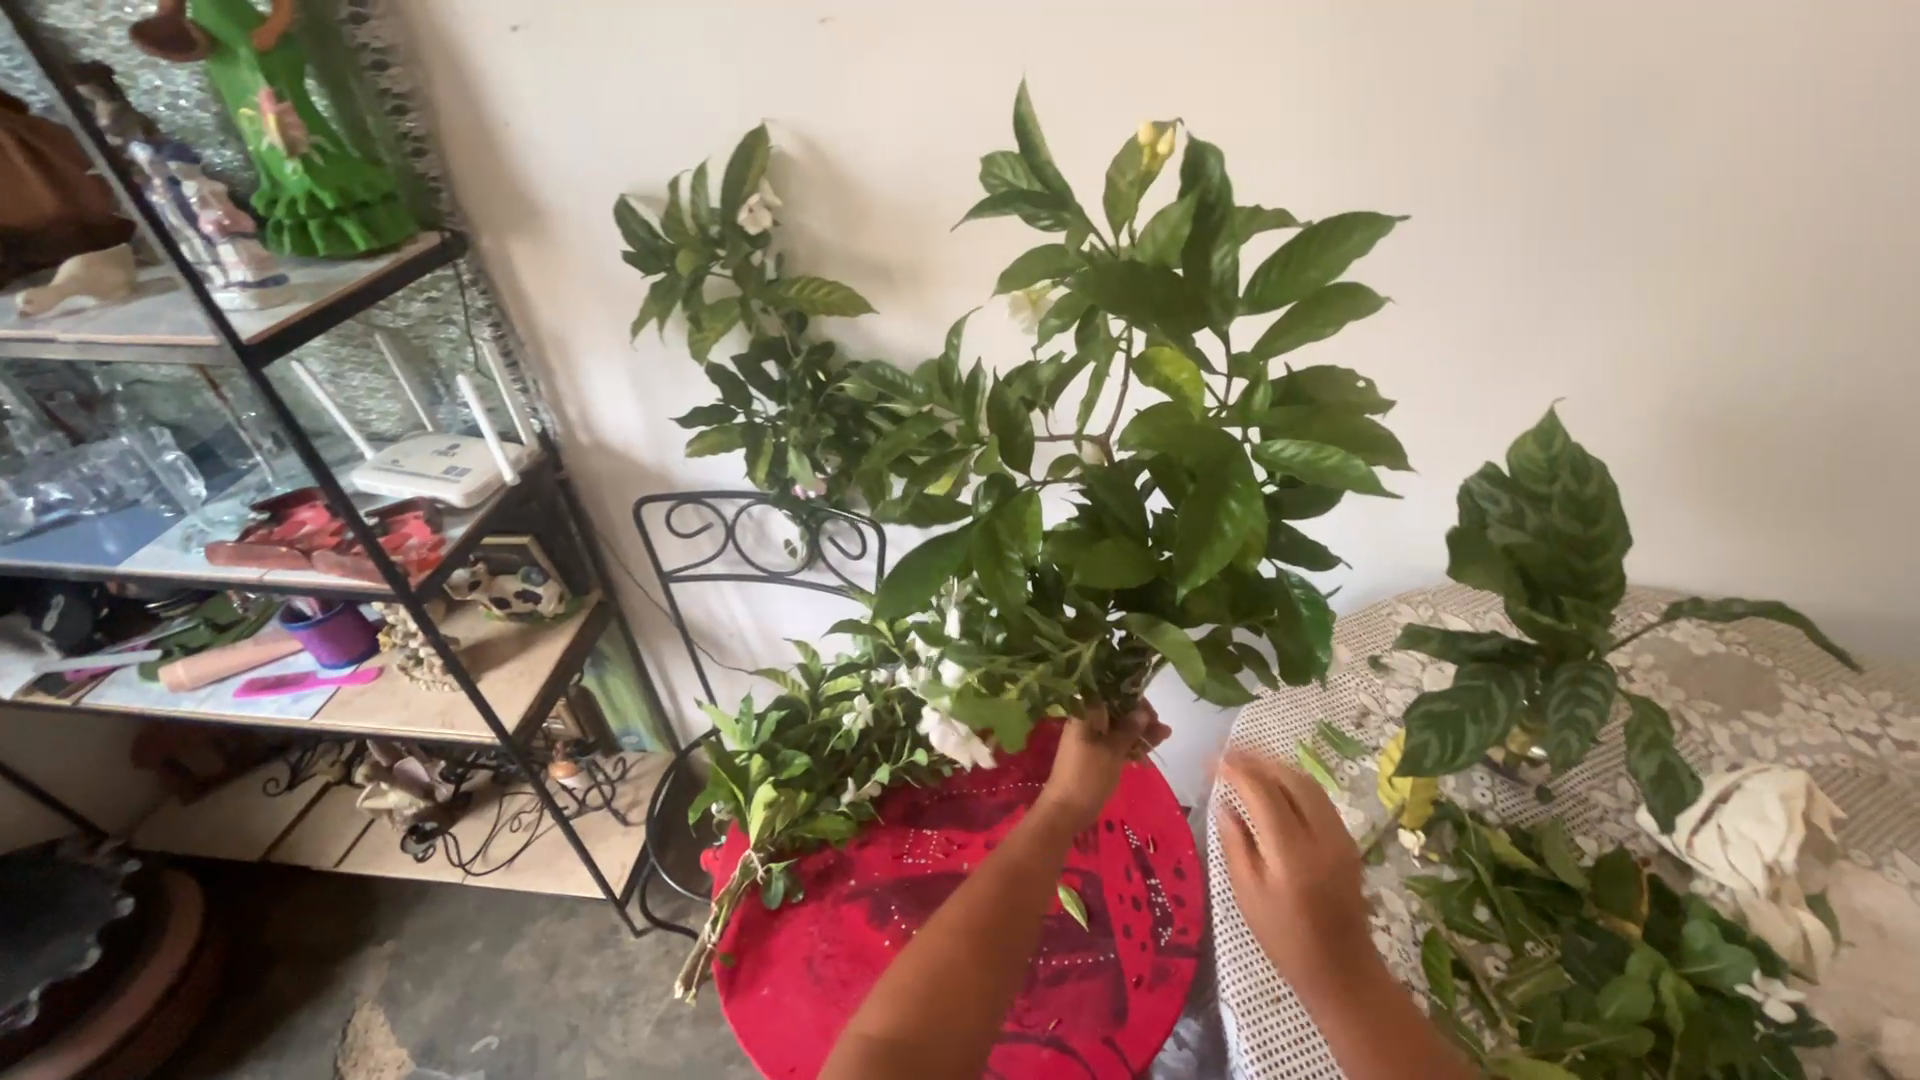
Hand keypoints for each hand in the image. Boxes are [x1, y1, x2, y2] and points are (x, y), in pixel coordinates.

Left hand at [1036, 701, 1170, 830]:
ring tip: (1164, 738)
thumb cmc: (1088, 775)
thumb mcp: (1112, 751)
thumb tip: (1143, 712)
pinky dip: (1130, 746)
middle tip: (1162, 729)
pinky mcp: (1095, 756)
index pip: (1111, 695)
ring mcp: (1090, 739)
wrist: (1066, 810)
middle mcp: (1087, 722)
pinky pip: (1115, 744)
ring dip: (1140, 733)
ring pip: (1119, 729)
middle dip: (1141, 718)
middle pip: (1117, 712)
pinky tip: (1148, 752)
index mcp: (1085, 714)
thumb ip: (1129, 729)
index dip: (1133, 700)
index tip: (1151, 713)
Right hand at [1216, 751, 1376, 998]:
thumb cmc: (1284, 938)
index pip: (1262, 793)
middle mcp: (1322, 837)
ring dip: (1277, 766)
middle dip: (1258, 759)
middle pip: (1291, 779)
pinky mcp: (1347, 842)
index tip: (1213, 761)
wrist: (1342, 970)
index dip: (1236, 771)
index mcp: (1292, 853)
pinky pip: (1319, 798)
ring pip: (1309, 784)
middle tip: (1229, 751)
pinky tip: (1274, 782)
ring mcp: (1340, 838)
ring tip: (1248, 759)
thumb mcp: (1247, 893)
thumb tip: (1225, 804)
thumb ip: (1235, 843)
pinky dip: (1293, 782)